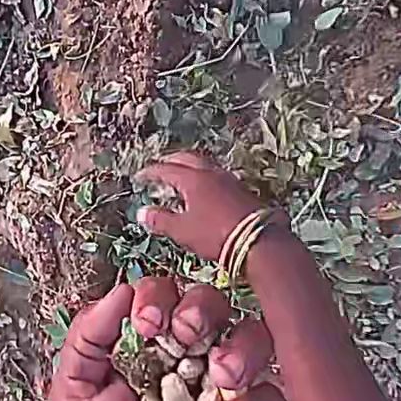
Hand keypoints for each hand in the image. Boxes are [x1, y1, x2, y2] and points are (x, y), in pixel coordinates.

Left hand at [47, 278, 287, 400]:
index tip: (147, 320)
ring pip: (257, 341)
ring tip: (219, 376)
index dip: (162, 295)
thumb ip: (86, 340)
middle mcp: (190, 362)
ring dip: (241, 349)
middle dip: (204, 311)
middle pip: (217, 307)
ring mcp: (224, 393)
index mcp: (148, 349)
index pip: (167, 295)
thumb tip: (119, 290)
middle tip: (186, 333)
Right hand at [134, 151, 265, 260]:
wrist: (258, 241)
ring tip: (183, 177)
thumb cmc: (217, 234)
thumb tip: (143, 213)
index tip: (141, 176)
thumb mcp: (183, 230)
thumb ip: (161, 220)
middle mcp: (212, 174)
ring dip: (191, 168)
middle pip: (188, 159)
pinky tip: (205, 191)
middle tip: (162, 167)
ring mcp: (230, 181)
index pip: (167, 169)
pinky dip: (205, 178)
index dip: (152, 172)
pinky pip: (218, 177)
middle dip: (172, 161)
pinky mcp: (242, 191)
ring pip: (206, 166)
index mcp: (194, 180)